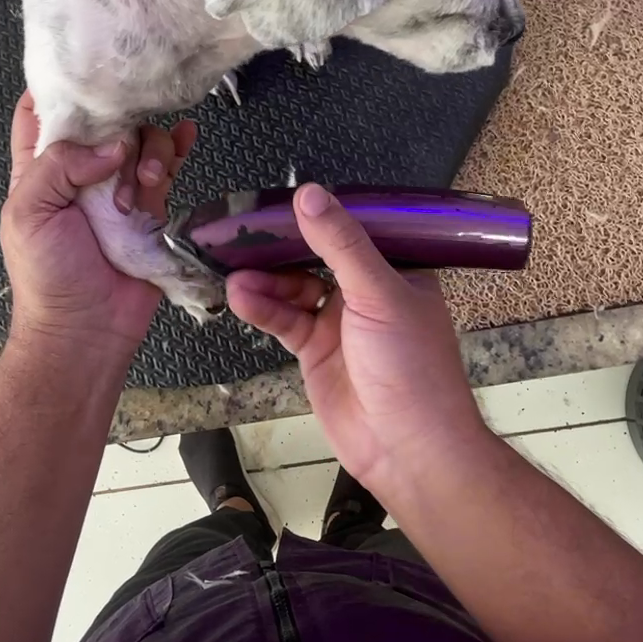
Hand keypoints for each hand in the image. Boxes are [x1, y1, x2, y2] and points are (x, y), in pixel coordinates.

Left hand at [0, 92, 197, 355]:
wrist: (87, 328)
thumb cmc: (47, 273)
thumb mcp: (29, 212)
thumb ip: (60, 164)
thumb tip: (115, 145)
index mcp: (39, 167)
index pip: (41, 110)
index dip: (57, 85)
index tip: (84, 69)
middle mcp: (79, 170)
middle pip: (104, 119)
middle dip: (118, 125)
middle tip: (123, 152)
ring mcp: (117, 186)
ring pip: (139, 140)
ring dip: (148, 153)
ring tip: (146, 187)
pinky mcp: (151, 204)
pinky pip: (167, 165)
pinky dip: (177, 148)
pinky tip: (185, 137)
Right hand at [226, 184, 488, 500]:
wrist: (407, 449)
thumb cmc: (409, 363)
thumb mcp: (377, 293)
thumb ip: (340, 244)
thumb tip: (308, 192)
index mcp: (395, 269)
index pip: (350, 228)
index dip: (315, 213)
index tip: (276, 198)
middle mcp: (366, 290)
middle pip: (315, 256)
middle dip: (280, 247)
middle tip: (242, 232)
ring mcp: (338, 320)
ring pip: (293, 288)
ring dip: (265, 280)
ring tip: (233, 273)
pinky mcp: (314, 350)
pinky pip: (284, 319)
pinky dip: (262, 308)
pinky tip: (240, 298)